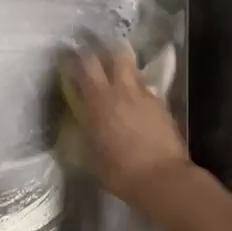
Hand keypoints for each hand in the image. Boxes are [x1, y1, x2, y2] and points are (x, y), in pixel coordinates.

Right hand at [66, 48, 192, 204]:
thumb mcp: (92, 155)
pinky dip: (138, 91)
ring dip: (123, 70)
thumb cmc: (120, 171)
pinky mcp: (162, 106)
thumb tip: (83, 125)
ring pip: (133, 70)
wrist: (162, 178)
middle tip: (97, 56)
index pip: (86, 66)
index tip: (69, 54)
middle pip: (116, 56)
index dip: (76, 57)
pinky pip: (146, 89)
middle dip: (105, 52)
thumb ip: (87, 133)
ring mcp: (145, 96)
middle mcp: (122, 92)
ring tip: (117, 78)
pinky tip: (136, 104)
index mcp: (99, 101)